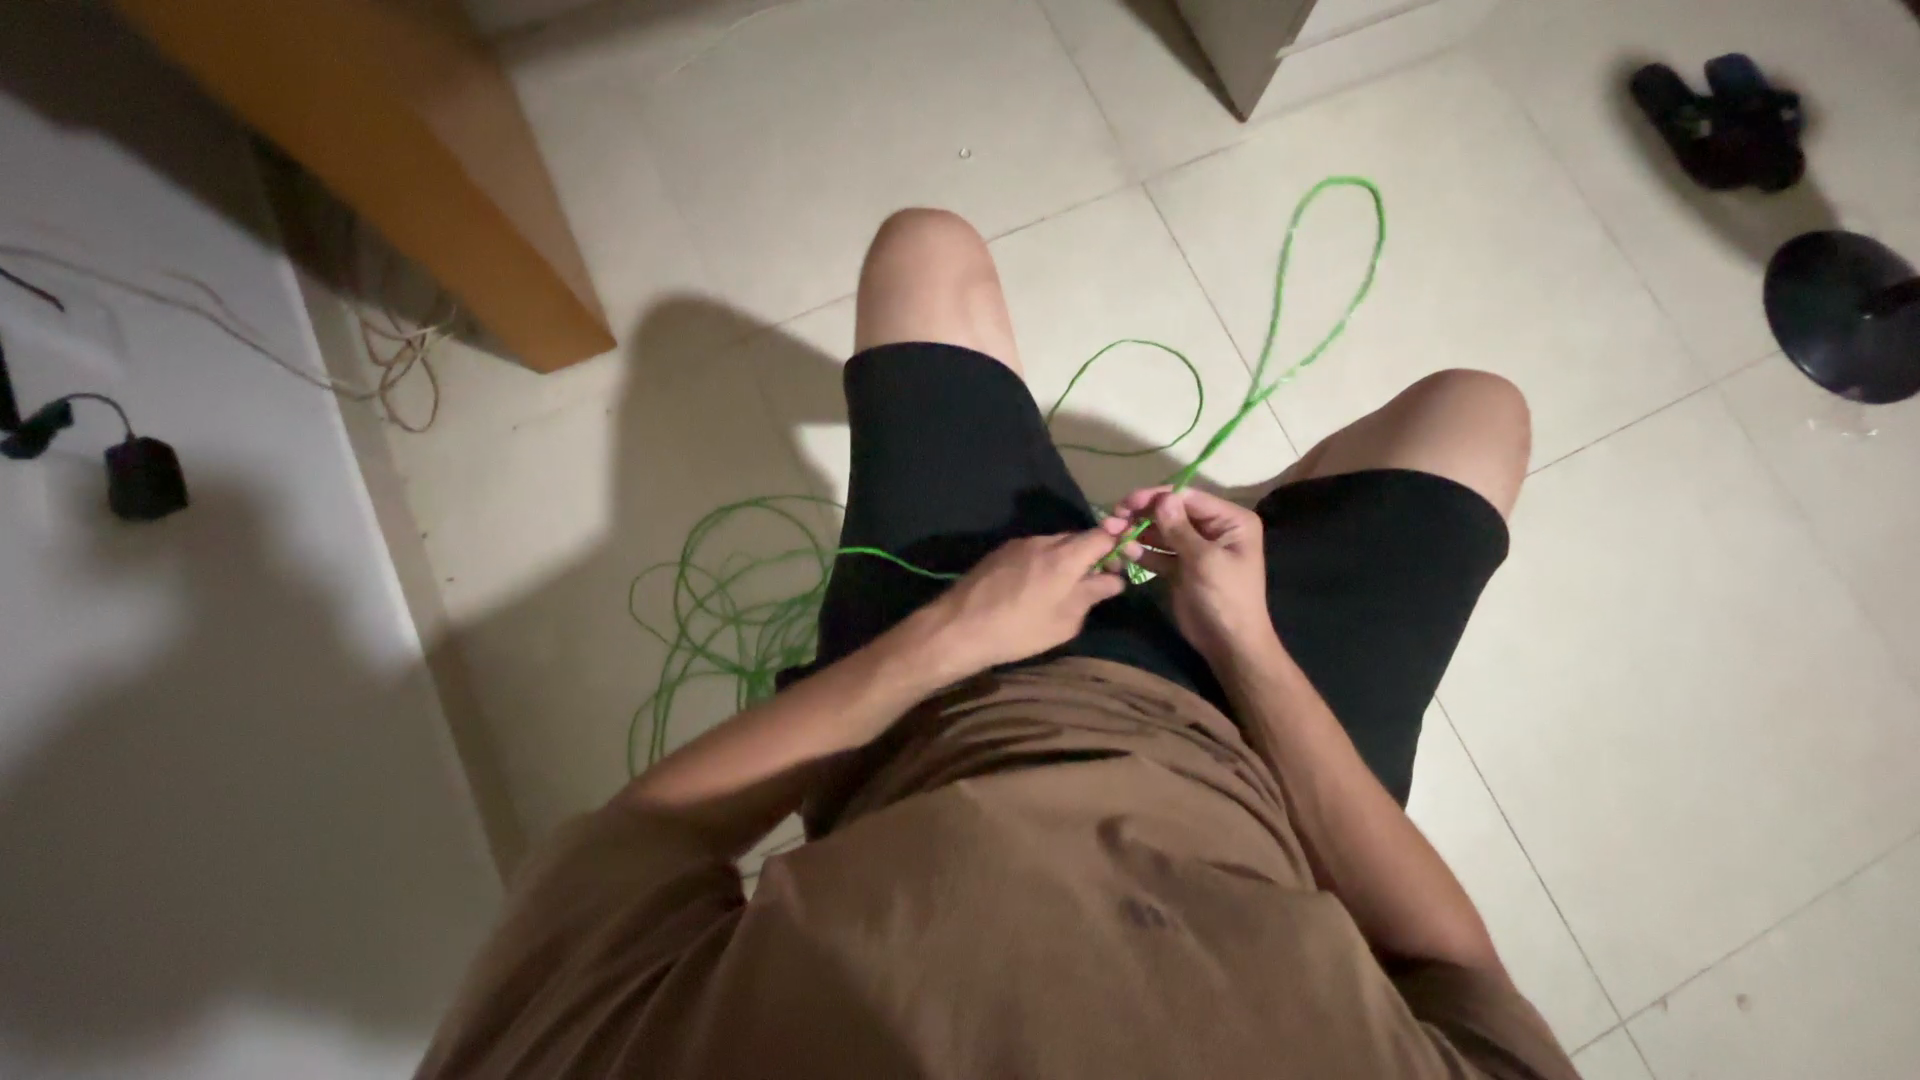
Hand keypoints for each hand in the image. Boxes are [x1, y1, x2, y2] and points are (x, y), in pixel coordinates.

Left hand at [913, 530, 1126, 678]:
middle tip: (1098, 579)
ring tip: (1066, 587)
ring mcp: (1018, 544)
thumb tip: (1114, 579)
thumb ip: (1091, 595)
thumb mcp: (1065, 621)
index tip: (1124, 561)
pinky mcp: (1000, 552)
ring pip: (1054, 544)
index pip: (1103, 535)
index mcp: (1065, 556)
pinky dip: (1044, 562)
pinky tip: (1037, 586)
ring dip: (1066, 559)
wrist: (958, 627)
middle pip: (1078, 538)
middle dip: (1092, 554)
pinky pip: (1033, 550)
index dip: (1118, 544)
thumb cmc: (1018, 630)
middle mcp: (1043, 541)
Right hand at [1103, 488, 1274, 663]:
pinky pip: (1157, 553)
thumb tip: (1162, 497)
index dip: (1157, 497)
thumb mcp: (1204, 561)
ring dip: (1137, 531)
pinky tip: (1123, 551)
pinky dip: (1141, 551)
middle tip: (1114, 516)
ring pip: (1161, 532)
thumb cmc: (1226, 598)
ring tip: (1110, 532)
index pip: (1189, 498)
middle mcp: (1213, 529)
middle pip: (1172, 513)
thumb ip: (1180, 529)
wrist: (1229, 644)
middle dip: (1143, 514)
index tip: (1128, 501)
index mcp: (1230, 521)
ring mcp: (1195, 549)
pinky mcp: (1179, 568)